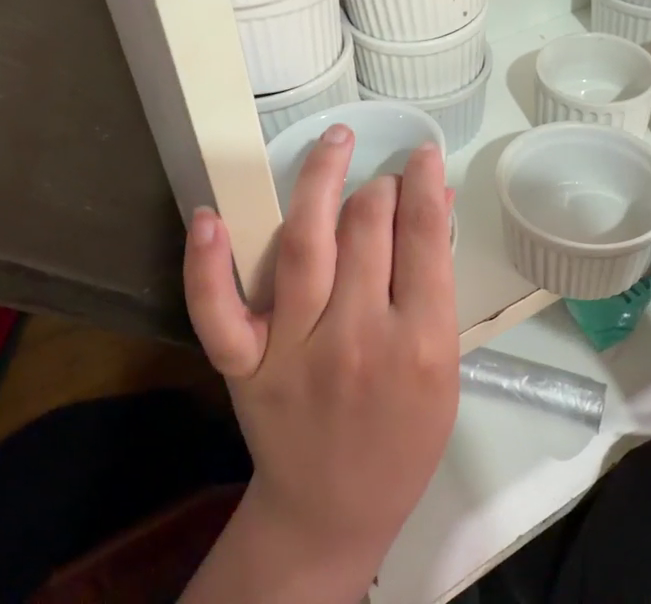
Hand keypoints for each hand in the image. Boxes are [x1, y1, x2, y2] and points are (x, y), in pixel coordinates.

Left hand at [181, 125, 459, 600]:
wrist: (335, 509)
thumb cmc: (403, 438)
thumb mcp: (444, 367)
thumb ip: (437, 286)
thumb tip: (438, 203)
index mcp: (420, 342)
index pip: (424, 235)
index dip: (425, 181)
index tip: (424, 154)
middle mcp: (358, 336)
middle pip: (367, 227)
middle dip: (381, 185)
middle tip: (384, 175)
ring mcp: (295, 348)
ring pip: (305, 243)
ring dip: (320, 179)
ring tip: (334, 142)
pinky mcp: (245, 364)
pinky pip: (218, 308)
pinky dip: (206, 262)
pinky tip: (210, 215)